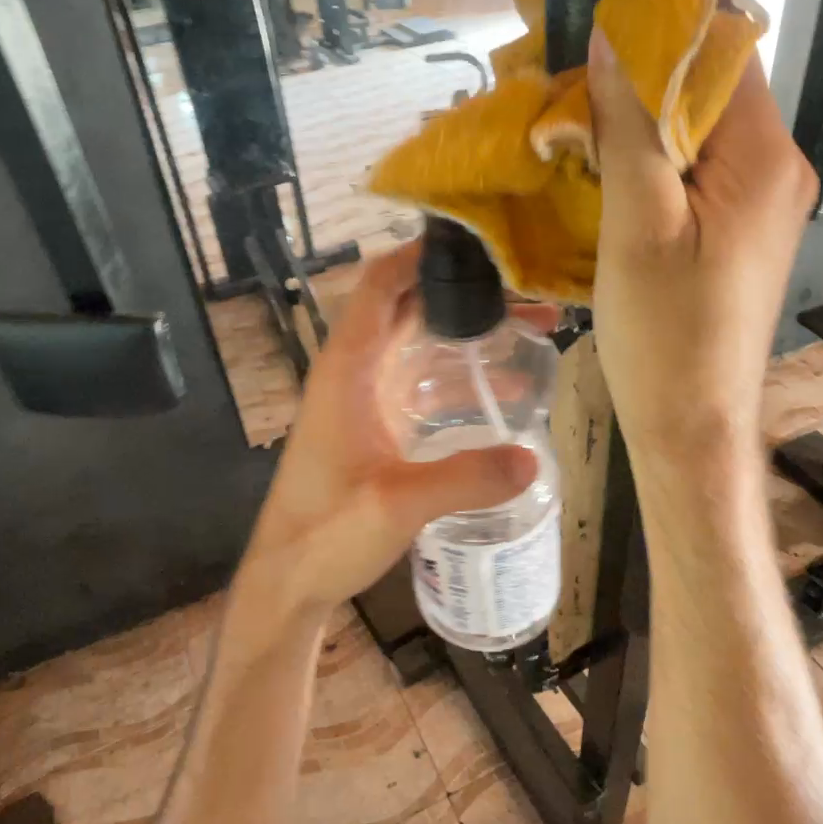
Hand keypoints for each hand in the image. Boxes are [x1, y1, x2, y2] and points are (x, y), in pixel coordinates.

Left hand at [237, 242, 548, 617]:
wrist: (289, 578)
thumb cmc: (326, 534)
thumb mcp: (397, 506)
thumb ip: (464, 480)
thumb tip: (532, 458)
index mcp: (348, 370)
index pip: (381, 285)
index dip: (422, 255)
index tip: (479, 245)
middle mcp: (356, 372)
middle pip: (410, 308)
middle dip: (465, 294)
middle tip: (529, 293)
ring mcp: (367, 398)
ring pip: (421, 345)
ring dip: (470, 334)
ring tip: (533, 331)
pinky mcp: (378, 426)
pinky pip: (424, 383)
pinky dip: (463, 376)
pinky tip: (509, 390)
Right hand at [587, 31, 817, 455]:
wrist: (691, 426)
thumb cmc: (663, 330)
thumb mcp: (637, 223)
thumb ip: (628, 127)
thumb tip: (611, 38)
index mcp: (765, 157)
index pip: (723, 54)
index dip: (663, 31)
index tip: (595, 28)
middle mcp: (779, 170)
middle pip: (711, 93)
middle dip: (641, 84)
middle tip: (570, 89)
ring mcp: (762, 206)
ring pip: (699, 136)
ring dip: (640, 128)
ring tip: (577, 131)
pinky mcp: (739, 235)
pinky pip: (697, 176)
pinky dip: (653, 167)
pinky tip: (607, 179)